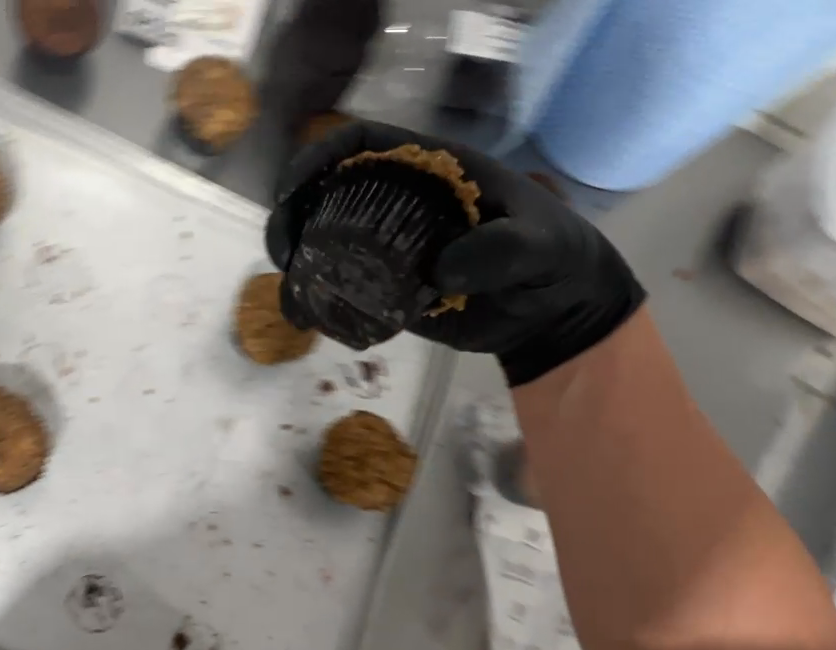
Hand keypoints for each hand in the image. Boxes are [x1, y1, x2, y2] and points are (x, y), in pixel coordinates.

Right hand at [266, 120, 645, 385]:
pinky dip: (316, 303)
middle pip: (327, 193)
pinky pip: (340, 291)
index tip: (292, 191)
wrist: (551, 311)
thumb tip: (440, 270)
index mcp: (430, 171)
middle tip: (284, 253)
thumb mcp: (540, 245)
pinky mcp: (384, 291)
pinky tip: (307, 319)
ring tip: (290, 289)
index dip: (319, 157)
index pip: (363, 145)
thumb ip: (502, 249)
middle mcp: (399, 205)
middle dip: (294, 216)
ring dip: (297, 261)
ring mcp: (387, 249)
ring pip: (325, 242)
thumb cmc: (551, 260)